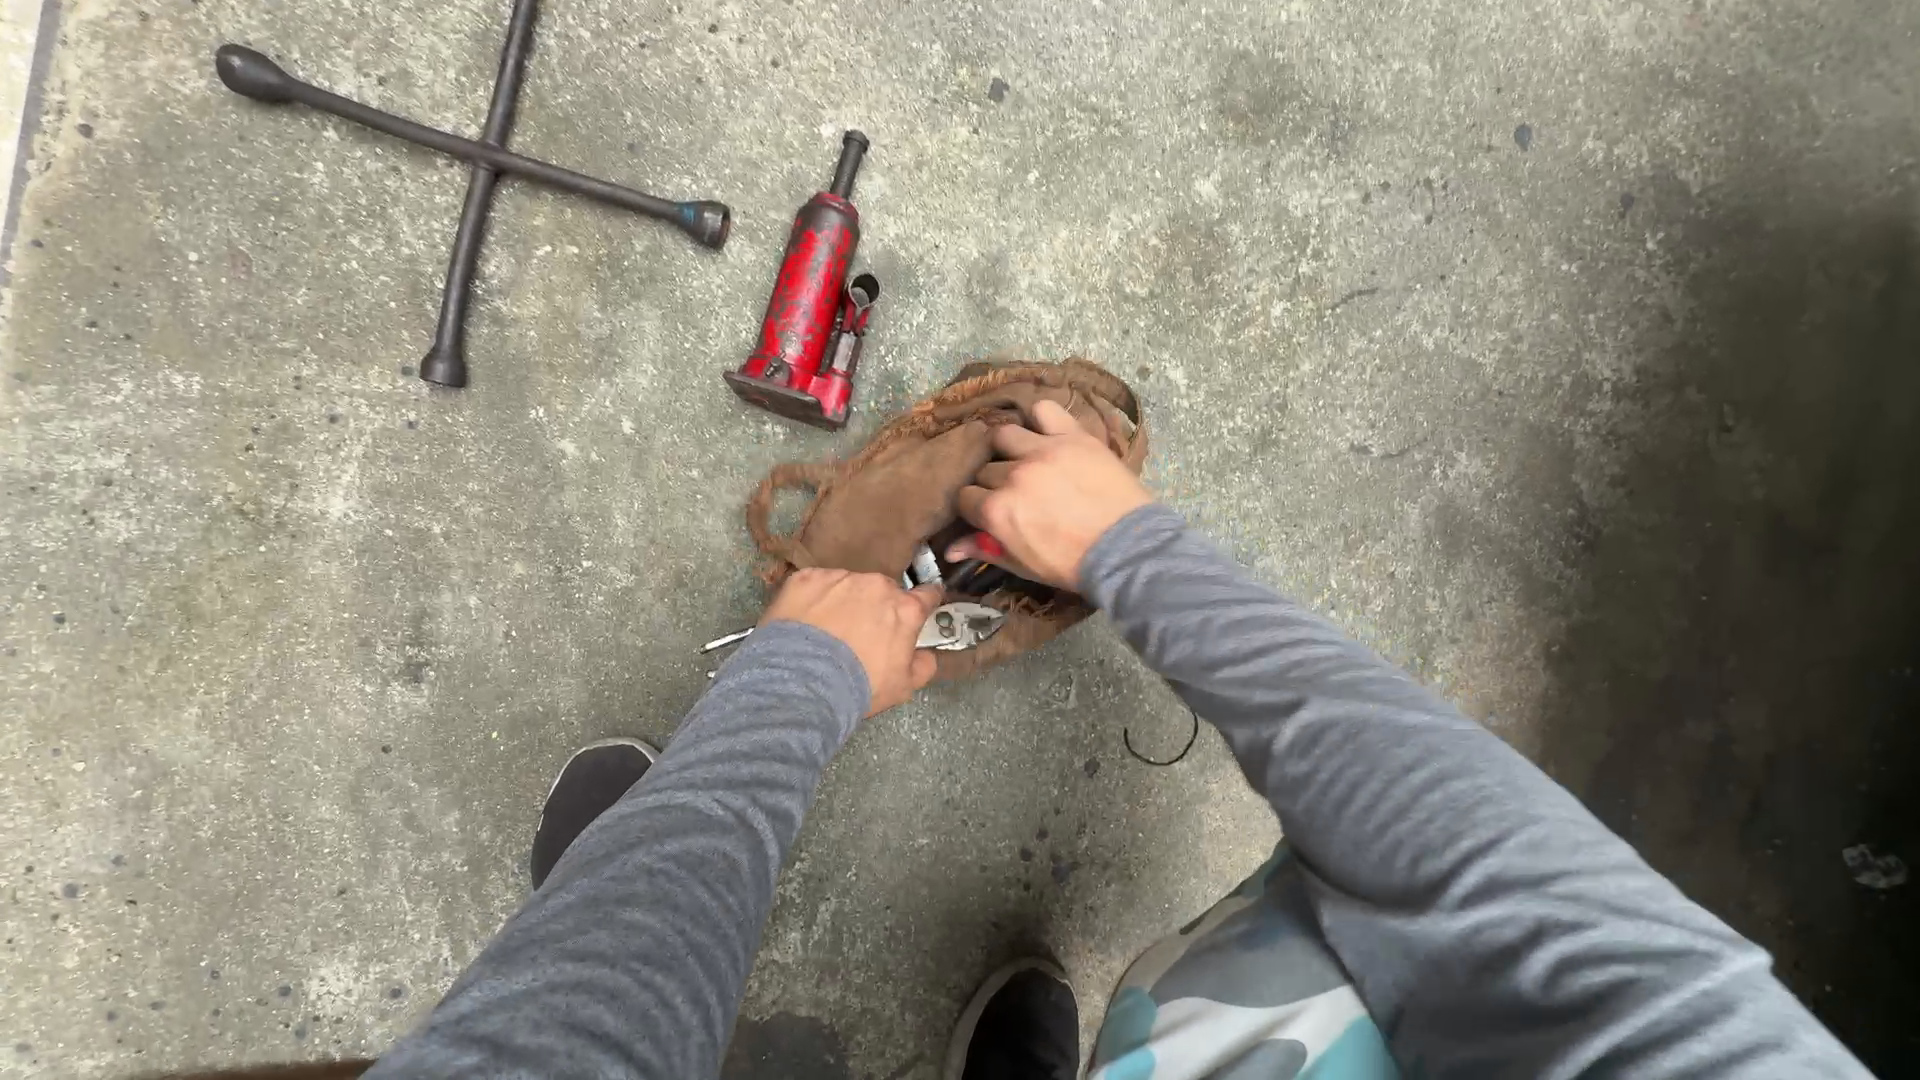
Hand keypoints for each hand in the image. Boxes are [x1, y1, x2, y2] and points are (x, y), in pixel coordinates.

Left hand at [760, 569, 944, 715]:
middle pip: (884, 591)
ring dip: (845, 602)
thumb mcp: (904, 687)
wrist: (801, 682)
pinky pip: (816, 585)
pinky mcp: (806, 579)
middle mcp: (876, 585)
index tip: (919, 610)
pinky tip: (806, 624)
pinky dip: (814, 600)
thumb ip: (924, 664)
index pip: (927, 595)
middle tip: (861, 635)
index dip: (925, 603)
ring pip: (849, 586)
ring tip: (828, 633)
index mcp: (905, 609)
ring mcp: (840, 578)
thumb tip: (926, 653)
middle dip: (877, 608)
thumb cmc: (858, 686)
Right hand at [950, 399, 1153, 590]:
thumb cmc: (1072, 564)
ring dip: (1009, 449)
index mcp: (997, 510)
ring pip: (1005, 436)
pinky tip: (1045, 432)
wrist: (1126, 551)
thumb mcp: (1023, 565)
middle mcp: (1013, 476)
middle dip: (995, 483)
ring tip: (1024, 459)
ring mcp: (1042, 452)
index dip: (976, 507)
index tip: (990, 512)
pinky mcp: (1072, 436)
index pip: (966, 498)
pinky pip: (1044, 410)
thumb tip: (950, 548)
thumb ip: (985, 549)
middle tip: (1016, 494)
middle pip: (986, 469)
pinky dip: (1041, 418)